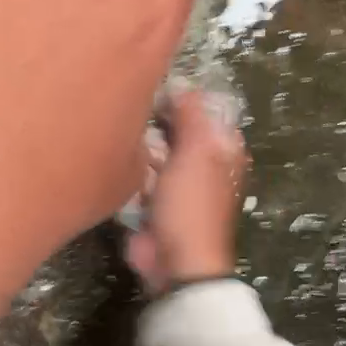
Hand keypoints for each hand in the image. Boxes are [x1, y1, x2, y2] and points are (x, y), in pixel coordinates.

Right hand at [125, 87, 246, 294]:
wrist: (174, 262)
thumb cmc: (191, 206)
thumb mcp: (196, 152)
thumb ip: (191, 114)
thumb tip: (182, 83)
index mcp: (222, 149)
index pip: (202, 110)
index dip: (181, 100)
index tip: (156, 91)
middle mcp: (201, 163)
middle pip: (173, 130)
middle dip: (155, 130)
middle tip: (140, 127)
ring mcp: (174, 183)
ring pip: (151, 152)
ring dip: (140, 155)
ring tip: (132, 158)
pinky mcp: (151, 201)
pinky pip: (136, 177)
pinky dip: (129, 176)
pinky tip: (122, 175)